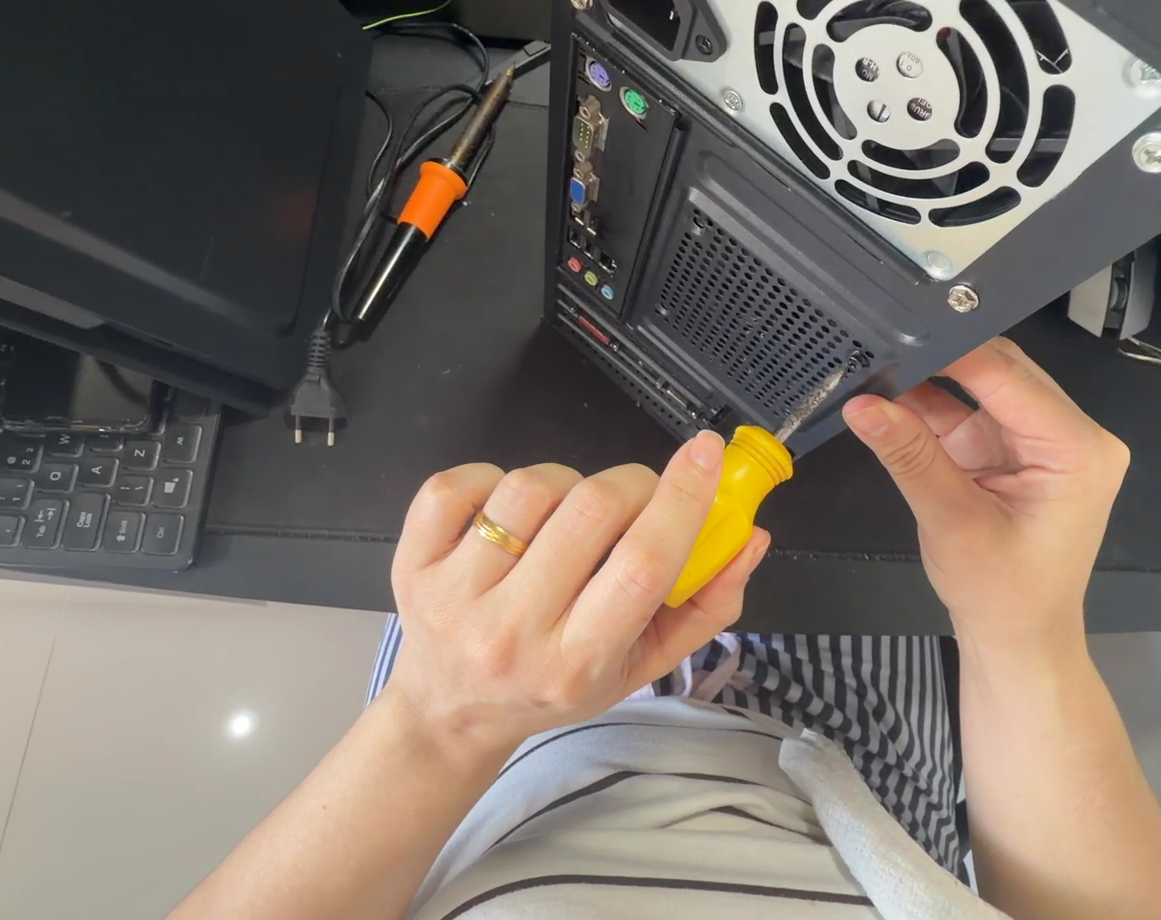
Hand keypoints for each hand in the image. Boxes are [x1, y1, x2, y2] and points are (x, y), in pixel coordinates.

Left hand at [381, 431, 771, 762]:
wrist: (453, 708)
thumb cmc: (555, 687)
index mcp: (576, 662)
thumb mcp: (640, 666)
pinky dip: (494, 478)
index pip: (641, 565)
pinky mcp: (410, 561)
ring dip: (566, 483)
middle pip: (592, 512)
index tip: (706, 452)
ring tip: (565, 517)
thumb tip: (750, 537)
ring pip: (530, 486)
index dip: (682, 499)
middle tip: (637, 498)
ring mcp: (454, 594)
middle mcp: (511, 631)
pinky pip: (460, 482)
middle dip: (632, 484)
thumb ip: (704, 606)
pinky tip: (508, 514)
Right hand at [842, 337, 1127, 653]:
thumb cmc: (1002, 592)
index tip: (894, 332)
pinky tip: (887, 394)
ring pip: (977, 384)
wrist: (1016, 637)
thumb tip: (860, 405)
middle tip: (879, 341)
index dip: (951, 352)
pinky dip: (925, 405)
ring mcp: (1033, 439)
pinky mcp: (1005, 449)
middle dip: (939, 357)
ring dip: (928, 378)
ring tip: (875, 364)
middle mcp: (1065, 433)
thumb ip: (908, 457)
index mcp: (1077, 449)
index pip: (1009, 377)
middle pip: (999, 370)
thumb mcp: (952, 522)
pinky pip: (962, 410)